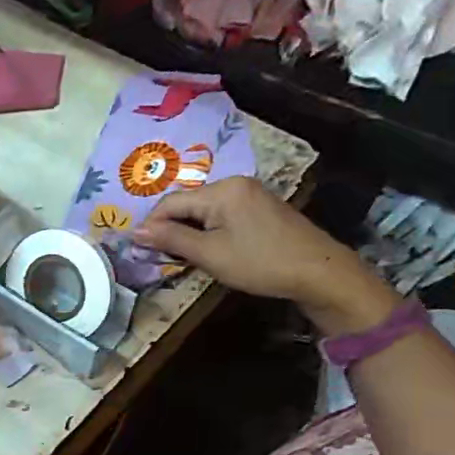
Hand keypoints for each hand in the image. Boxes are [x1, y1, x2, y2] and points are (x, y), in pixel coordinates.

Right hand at [132, 176, 400, 335]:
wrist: (318, 272)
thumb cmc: (259, 263)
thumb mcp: (210, 254)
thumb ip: (171, 239)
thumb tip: (136, 231)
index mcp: (221, 189)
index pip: (171, 202)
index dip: (152, 226)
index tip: (138, 250)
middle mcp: (235, 183)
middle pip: (188, 204)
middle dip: (170, 230)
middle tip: (158, 258)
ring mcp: (250, 194)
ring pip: (204, 211)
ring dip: (188, 233)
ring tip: (181, 258)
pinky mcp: (260, 208)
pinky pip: (222, 215)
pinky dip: (208, 232)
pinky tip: (208, 251)